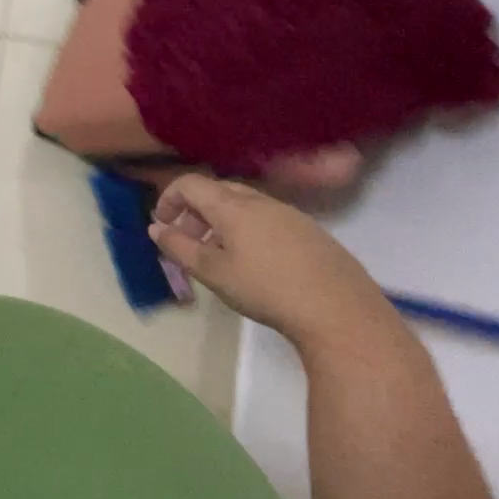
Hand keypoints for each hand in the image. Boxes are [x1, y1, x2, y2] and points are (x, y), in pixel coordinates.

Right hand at [149, 174, 399, 353]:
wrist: (342, 315)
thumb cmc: (265, 290)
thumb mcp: (210, 272)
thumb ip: (178, 247)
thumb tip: (156, 228)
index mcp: (233, 207)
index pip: (190, 183)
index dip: (168, 198)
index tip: (162, 224)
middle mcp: (263, 202)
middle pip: (219, 191)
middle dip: (195, 210)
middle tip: (188, 240)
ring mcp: (293, 216)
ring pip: (246, 205)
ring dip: (222, 220)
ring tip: (220, 254)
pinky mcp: (315, 234)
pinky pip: (271, 219)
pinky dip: (250, 229)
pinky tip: (256, 263)